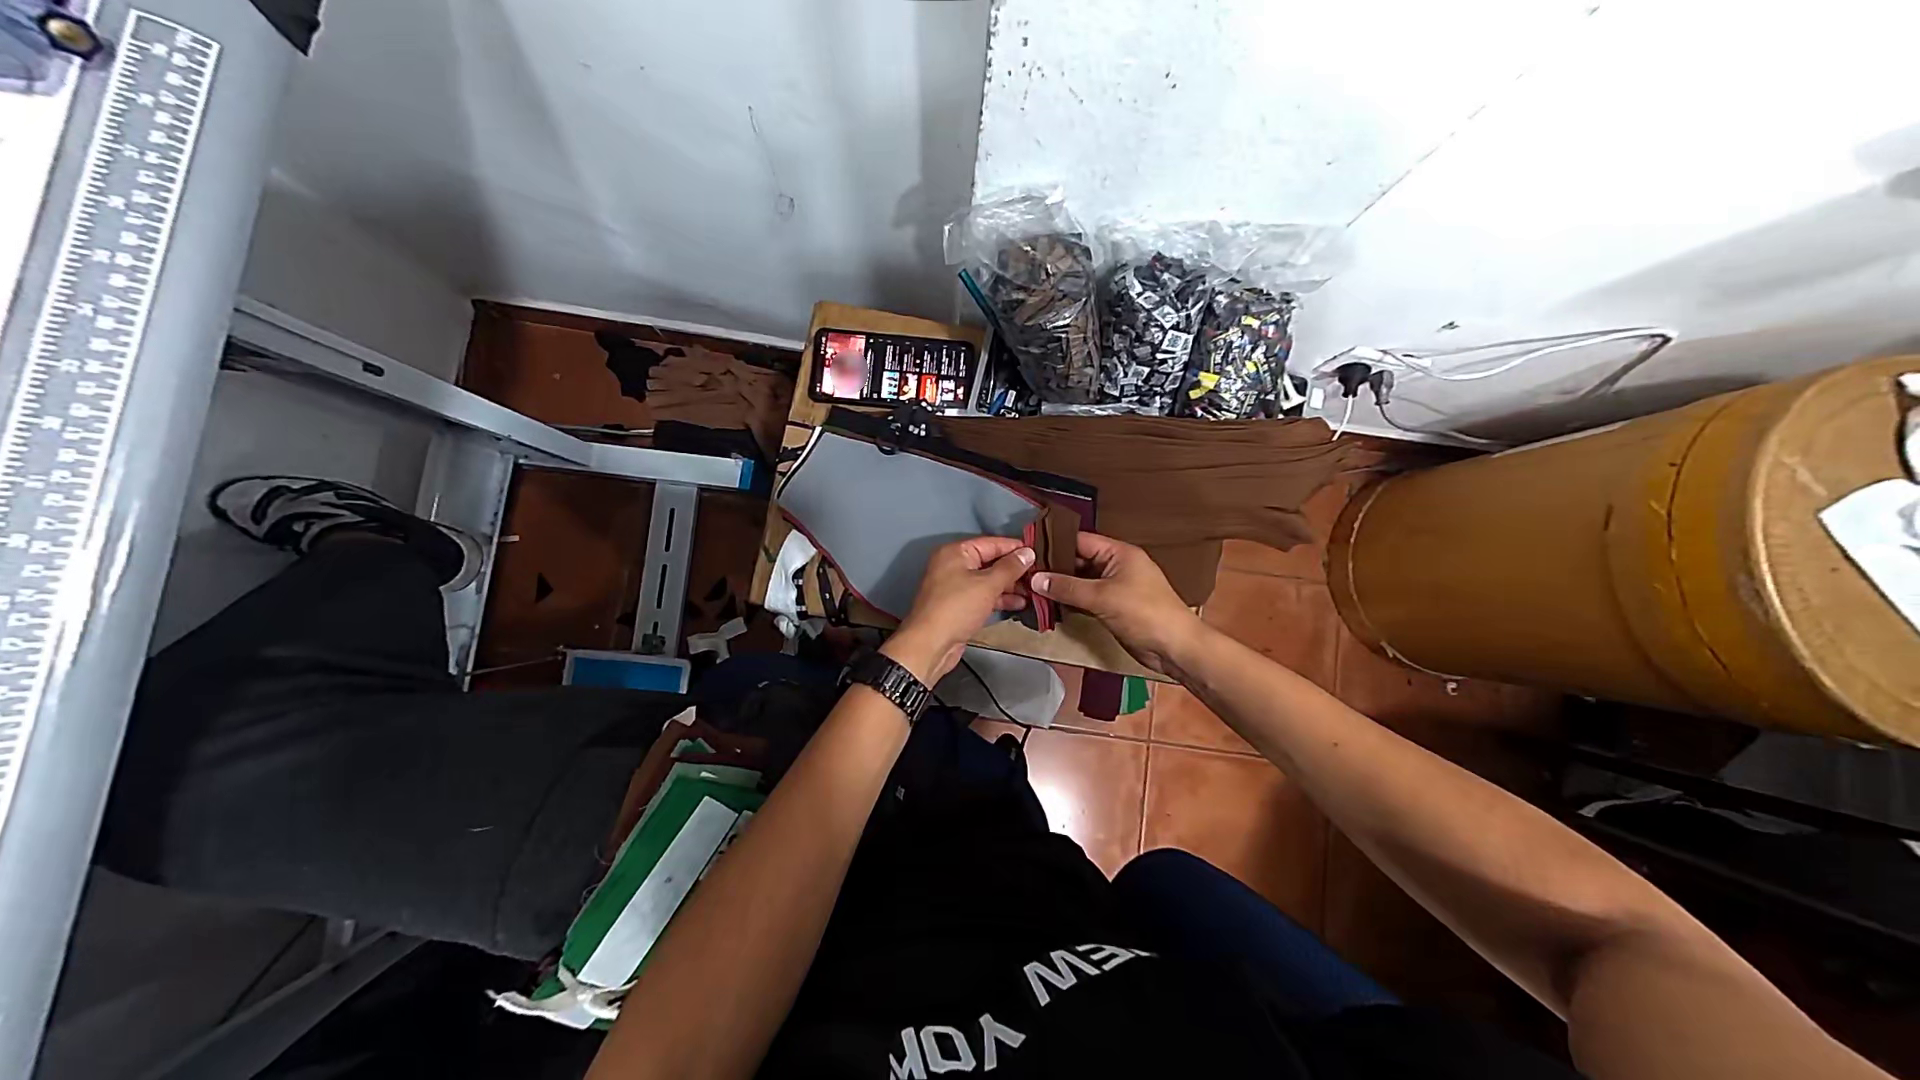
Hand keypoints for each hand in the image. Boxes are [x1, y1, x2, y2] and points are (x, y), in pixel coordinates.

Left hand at [882, 537, 1035, 683]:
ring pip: (988, 581)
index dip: (1014, 547)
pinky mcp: (958, 605)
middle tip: (1038, 574)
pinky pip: (983, 596)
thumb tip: (1027, 553)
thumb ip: (1010, 567)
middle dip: (1014, 569)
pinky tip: (1018, 603)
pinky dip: (999, 598)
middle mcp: (953, 565)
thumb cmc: (956, 608)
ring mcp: (955, 587)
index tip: (1036, 552)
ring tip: (1033, 590)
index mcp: (955, 552)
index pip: (991, 543)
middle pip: (989, 562)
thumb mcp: (988, 584)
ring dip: (1009, 586)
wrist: (931, 644)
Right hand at [1030, 533, 1204, 675]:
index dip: (1055, 543)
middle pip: (1079, 560)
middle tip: (1024, 570)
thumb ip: (1067, 587)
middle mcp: (1117, 566)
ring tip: (1030, 586)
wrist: (1174, 647)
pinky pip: (1086, 598)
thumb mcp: (1102, 596)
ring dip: (1061, 585)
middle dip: (1054, 567)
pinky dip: (1070, 600)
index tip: (1028, 549)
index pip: (1081, 541)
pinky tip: (1050, 603)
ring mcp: (1115, 587)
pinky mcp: (1113, 607)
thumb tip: (1035, 578)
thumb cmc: (1144, 613)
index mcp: (1119, 553)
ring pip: (1081, 581)